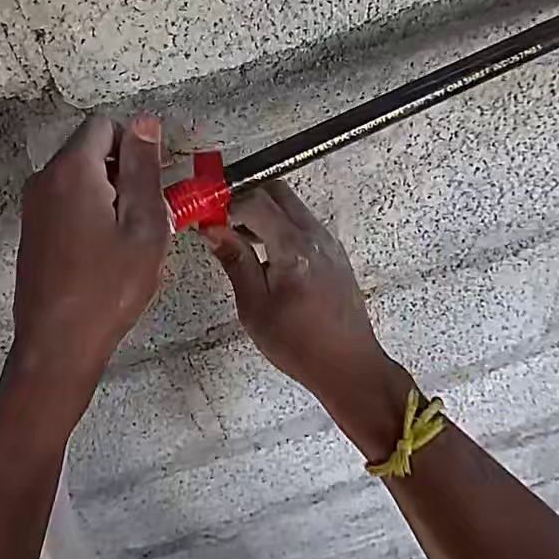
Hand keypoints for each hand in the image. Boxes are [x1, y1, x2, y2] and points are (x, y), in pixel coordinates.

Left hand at [11, 115, 170, 390]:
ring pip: (82, 177)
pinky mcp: (33, 229)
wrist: (58, 343)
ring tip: (129, 239)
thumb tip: (145, 123)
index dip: (135, 146)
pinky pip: (68, 201)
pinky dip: (92, 212)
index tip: (152, 182)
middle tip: (147, 215)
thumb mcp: (144, 223)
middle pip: (91, 150)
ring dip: (110, 195)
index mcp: (72, 170)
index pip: (105, 125)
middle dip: (123, 172)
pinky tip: (107, 252)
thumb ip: (143, 167)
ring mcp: (34, 205)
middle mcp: (45, 179)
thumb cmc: (108, 286)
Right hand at [202, 181, 413, 460]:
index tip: (209, 216)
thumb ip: (235, 261)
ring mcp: (328, 242)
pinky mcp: (333, 252)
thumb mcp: (255, 307)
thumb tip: (214, 230)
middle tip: (222, 221)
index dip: (227, 204)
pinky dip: (280, 225)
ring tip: (240, 239)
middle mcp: (315, 236)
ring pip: (291, 205)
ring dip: (263, 211)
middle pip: (276, 191)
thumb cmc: (301, 345)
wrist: (349, 366)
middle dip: (245, 198)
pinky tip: (264, 252)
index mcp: (294, 248)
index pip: (255, 201)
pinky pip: (302, 222)